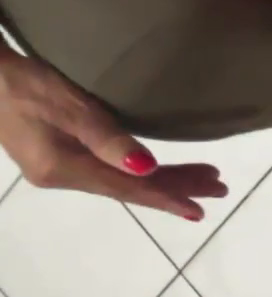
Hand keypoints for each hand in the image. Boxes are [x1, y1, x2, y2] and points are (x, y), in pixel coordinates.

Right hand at [0, 52, 225, 219]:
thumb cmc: (26, 85)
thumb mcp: (73, 110)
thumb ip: (110, 141)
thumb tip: (145, 170)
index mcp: (64, 169)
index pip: (129, 190)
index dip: (168, 199)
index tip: (200, 211)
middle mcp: (60, 175)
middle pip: (131, 186)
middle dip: (177, 188)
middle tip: (220, 188)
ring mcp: (55, 166)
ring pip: (123, 179)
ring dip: (166, 180)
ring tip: (206, 178)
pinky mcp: (55, 154)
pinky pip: (109, 171)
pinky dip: (142, 173)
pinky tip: (160, 171)